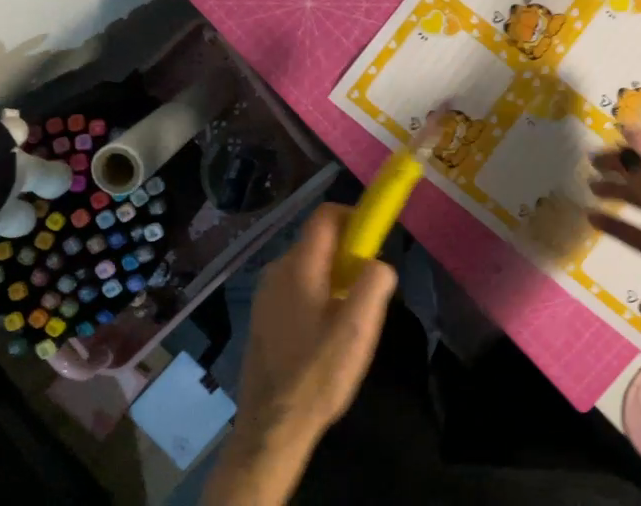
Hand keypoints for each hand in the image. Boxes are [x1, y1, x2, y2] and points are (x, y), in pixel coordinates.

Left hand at [207, 203, 395, 505]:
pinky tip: (324, 337)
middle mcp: (276, 271)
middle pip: (318, 242)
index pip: (325, 215)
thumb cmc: (318, 373)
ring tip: (349, 320)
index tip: (375, 241)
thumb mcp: (359, 327)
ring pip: (307, 268)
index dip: (354, 217)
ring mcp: (264, 296)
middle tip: (367, 290)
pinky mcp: (261, 318)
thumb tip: (379, 262)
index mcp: (299, 266)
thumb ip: (375, 282)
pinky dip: (316, 297)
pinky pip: (295, 290)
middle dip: (347, 255)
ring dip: (333, 279)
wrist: (271, 427)